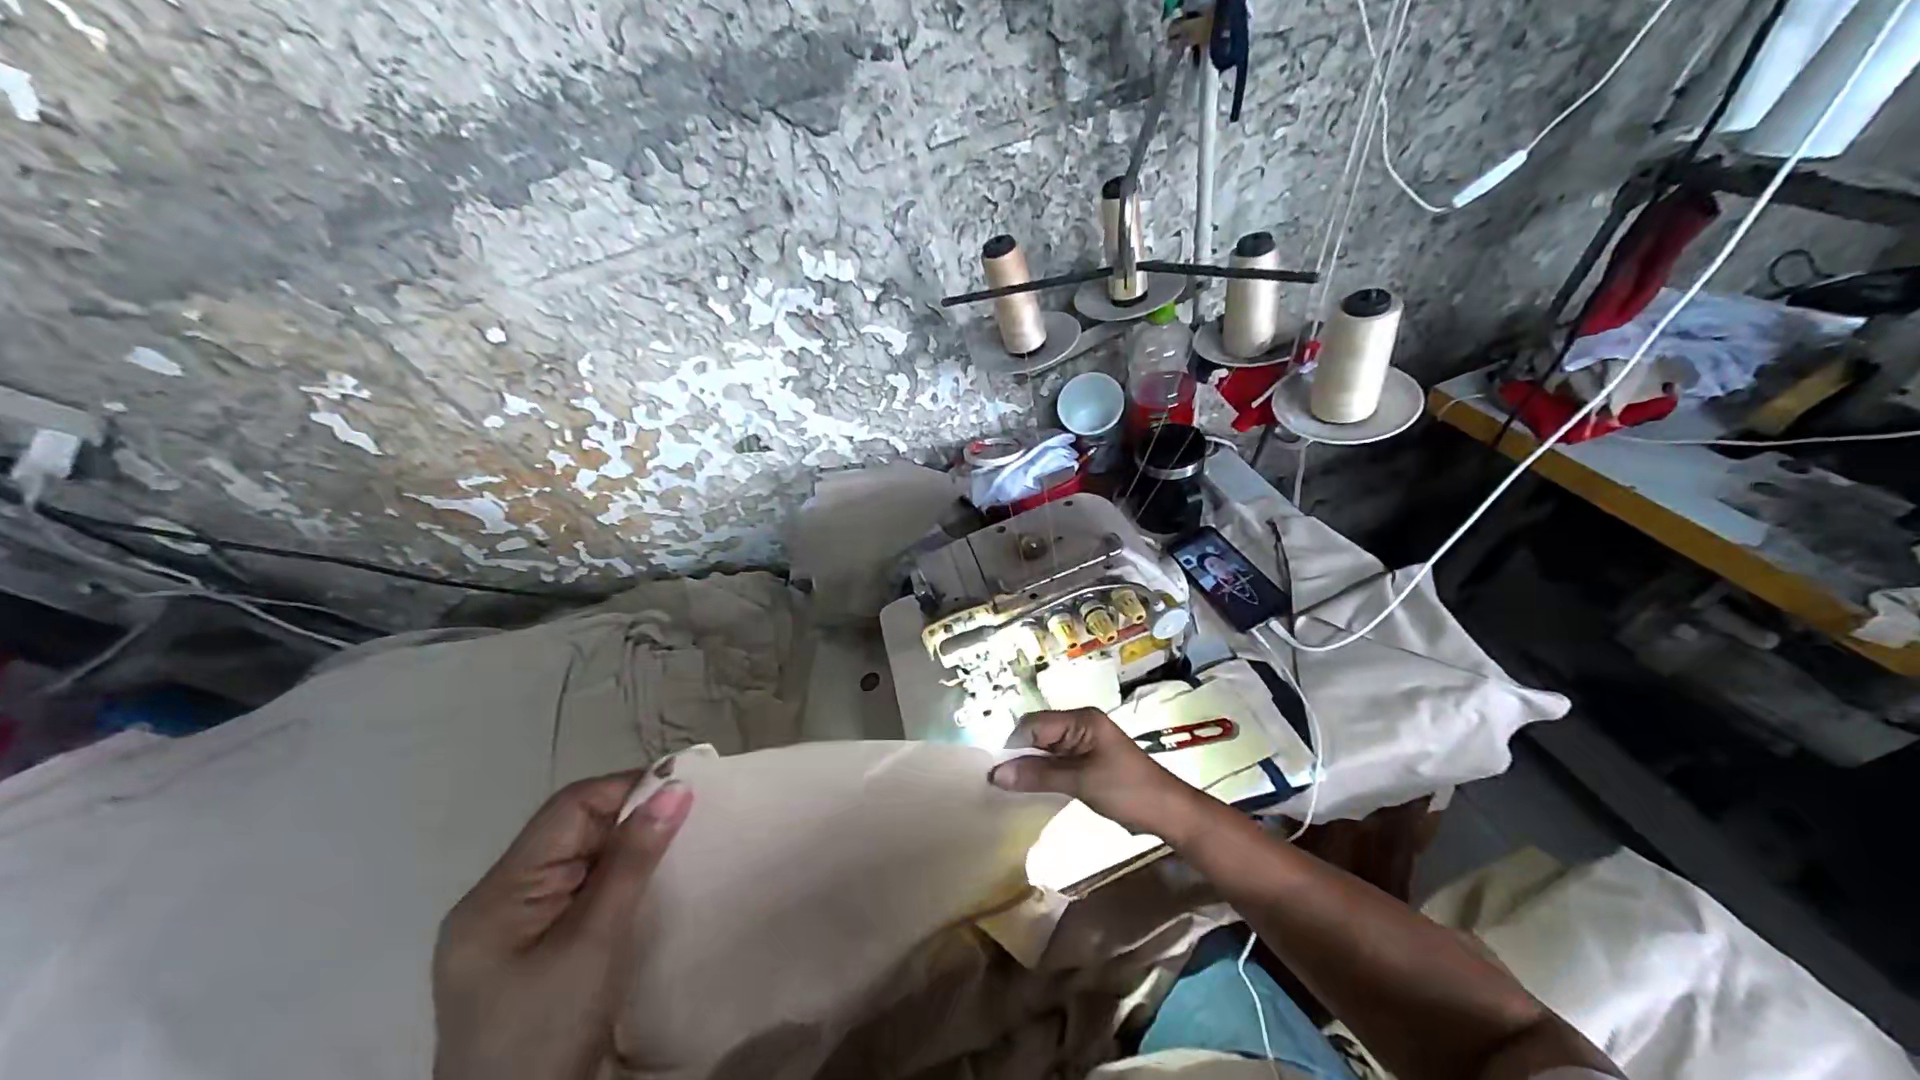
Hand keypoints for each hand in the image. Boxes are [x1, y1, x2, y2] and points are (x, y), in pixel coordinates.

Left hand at [432, 773, 693, 1079]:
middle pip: (572, 832)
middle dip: (631, 817)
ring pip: (580, 861)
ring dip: (628, 848)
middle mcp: (498, 902)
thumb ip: (632, 863)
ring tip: (679, 843)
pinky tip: (649, 884)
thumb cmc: (546, 1036)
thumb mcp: (594, 945)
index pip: (568, 809)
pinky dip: (617, 880)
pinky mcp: (532, 953)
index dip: (626, 787)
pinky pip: (580, 893)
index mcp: (497, 894)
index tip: (685, 784)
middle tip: (692, 815)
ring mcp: (512, 931)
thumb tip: (675, 789)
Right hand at [988, 707, 1203, 837]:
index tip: (997, 772)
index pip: (1034, 724)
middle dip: (1018, 755)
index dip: (1013, 745)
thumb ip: (1038, 776)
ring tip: (1012, 787)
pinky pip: (1055, 760)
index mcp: (1081, 719)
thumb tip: (996, 775)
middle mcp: (1079, 724)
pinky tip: (1033, 787)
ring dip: (1030, 765)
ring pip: (1044, 748)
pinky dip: (1043, 773)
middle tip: (1001, 782)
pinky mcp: (1086, 759)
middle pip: (1037, 733)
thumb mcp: (1080, 782)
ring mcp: (1083, 742)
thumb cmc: (1127, 790)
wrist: (1168, 812)